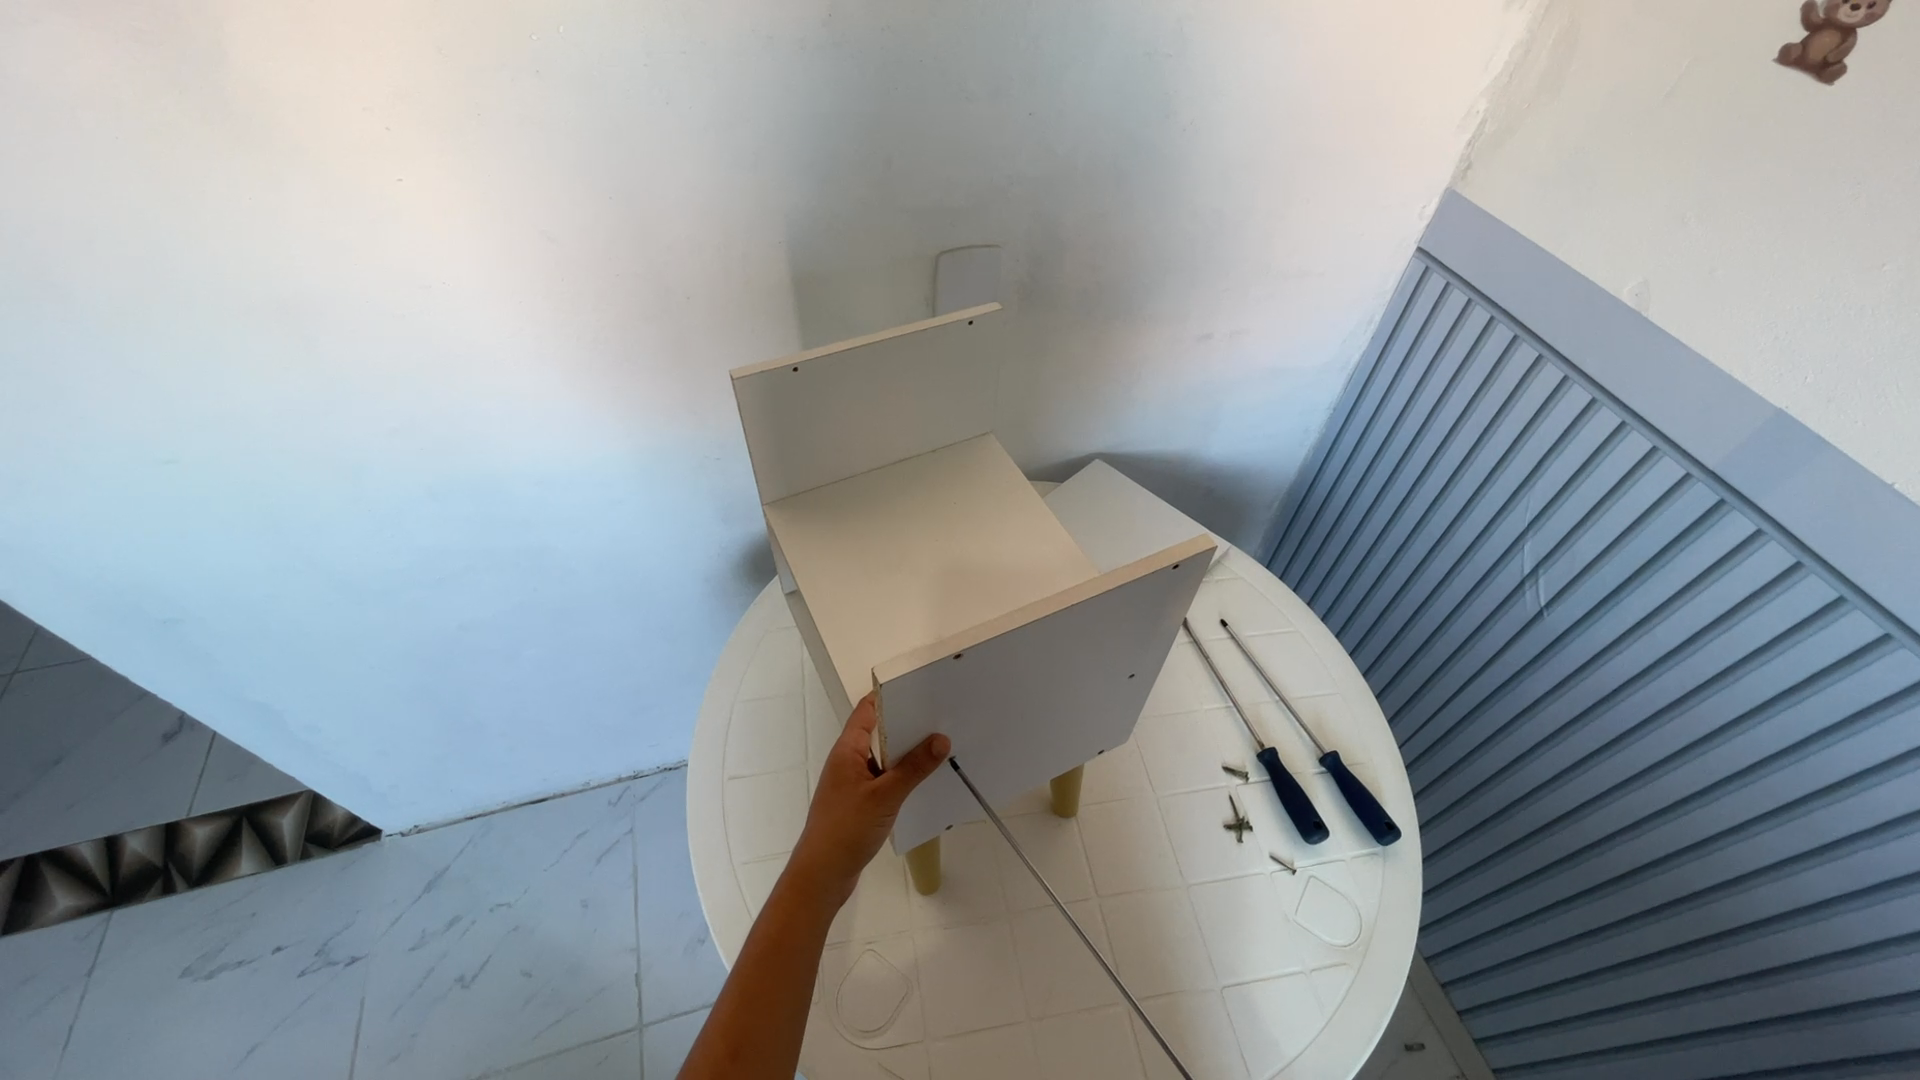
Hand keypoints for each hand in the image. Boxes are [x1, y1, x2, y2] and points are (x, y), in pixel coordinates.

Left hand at [786, 693, 948, 905]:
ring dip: (906, 754)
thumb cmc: (846, 828)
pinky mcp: (859, 803)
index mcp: (847, 750)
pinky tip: (923, 781)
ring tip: (939, 746)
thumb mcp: (885, 796)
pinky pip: (883, 779)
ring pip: (883, 758)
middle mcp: (848, 760)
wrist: (822, 875)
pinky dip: (901, 776)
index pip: (868, 710)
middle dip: (907, 725)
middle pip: (878, 732)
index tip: (921, 689)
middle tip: (940, 717)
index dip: (891, 696)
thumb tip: (941, 739)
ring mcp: (852, 782)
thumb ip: (914, 768)